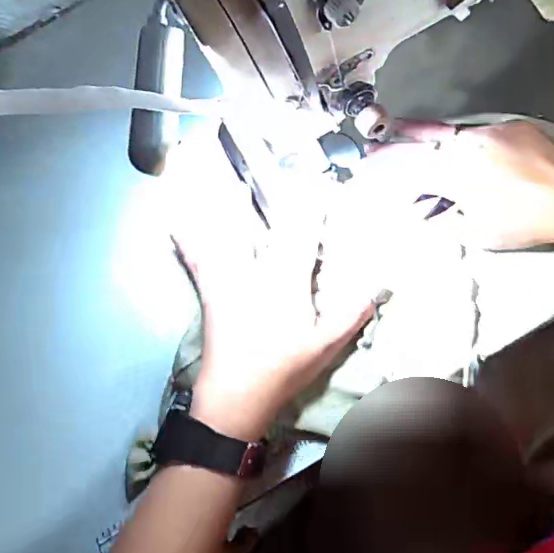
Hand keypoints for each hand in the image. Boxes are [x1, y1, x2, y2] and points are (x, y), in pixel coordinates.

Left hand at [166, 136, 380, 441]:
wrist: (234, 399)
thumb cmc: (283, 370)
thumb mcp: (326, 346)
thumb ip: (352, 313)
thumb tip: (380, 285)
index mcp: (286, 282)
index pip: (302, 232)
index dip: (313, 202)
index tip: (322, 176)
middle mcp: (255, 271)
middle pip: (264, 221)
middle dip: (272, 187)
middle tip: (270, 154)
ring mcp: (229, 279)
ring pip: (224, 230)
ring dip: (217, 197)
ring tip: (206, 161)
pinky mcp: (212, 290)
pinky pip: (197, 255)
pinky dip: (186, 235)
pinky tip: (173, 217)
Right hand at [352, 121, 553, 250]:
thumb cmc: (523, 223)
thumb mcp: (477, 232)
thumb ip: (443, 220)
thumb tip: (423, 212)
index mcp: (453, 172)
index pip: (408, 167)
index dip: (384, 166)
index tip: (364, 163)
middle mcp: (466, 144)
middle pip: (424, 142)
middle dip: (400, 142)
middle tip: (377, 140)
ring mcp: (491, 131)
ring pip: (453, 134)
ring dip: (433, 139)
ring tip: (411, 134)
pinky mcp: (513, 126)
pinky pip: (481, 132)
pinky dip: (468, 142)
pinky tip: (466, 149)